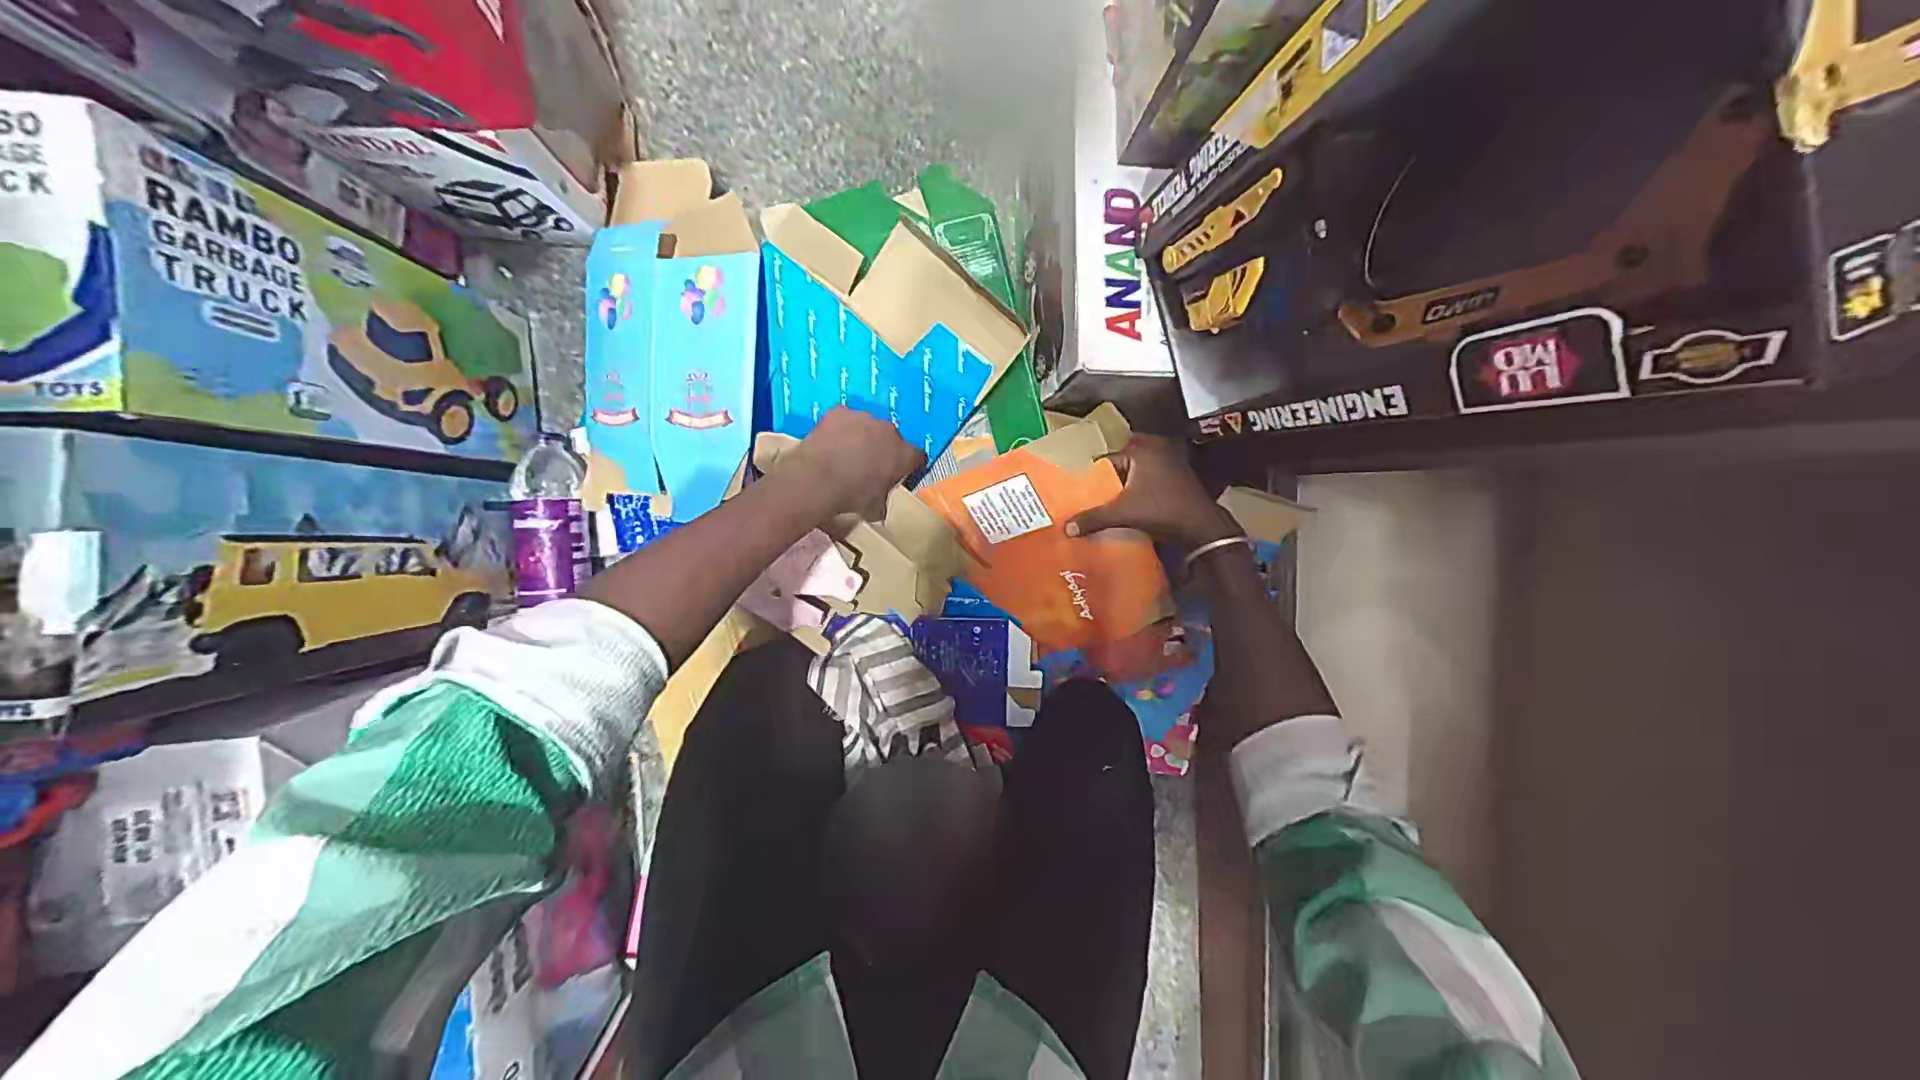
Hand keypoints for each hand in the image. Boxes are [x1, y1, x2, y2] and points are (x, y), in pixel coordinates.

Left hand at [783, 407, 925, 522]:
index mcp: (904, 454)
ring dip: (861, 437)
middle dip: (883, 449)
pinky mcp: (840, 411)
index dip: (907, 466)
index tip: (897, 474)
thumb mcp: (875, 509)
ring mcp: (864, 417)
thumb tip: (879, 509)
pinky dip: (839, 428)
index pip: (916, 457)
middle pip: (891, 437)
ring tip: (845, 454)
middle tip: (868, 466)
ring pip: (867, 426)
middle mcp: (889, 430)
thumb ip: (883, 502)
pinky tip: (829, 443)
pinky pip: (843, 419)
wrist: (817, 481)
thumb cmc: (852, 497)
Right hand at [1064, 435, 1239, 549]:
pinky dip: (1139, 489)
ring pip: (1136, 473)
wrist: (1201, 527)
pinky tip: (1131, 505)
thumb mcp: (1123, 514)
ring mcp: (1170, 461)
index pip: (1106, 461)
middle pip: (1120, 466)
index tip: (1084, 493)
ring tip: (1110, 504)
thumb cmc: (1162, 511)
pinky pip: (1149, 478)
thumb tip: (1066, 527)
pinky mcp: (1178, 475)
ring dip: (1125, 487)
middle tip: (1094, 498)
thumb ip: (1093, 518)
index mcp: (1141, 450)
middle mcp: (1156, 449)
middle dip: (1110, 481)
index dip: (1094, 478)